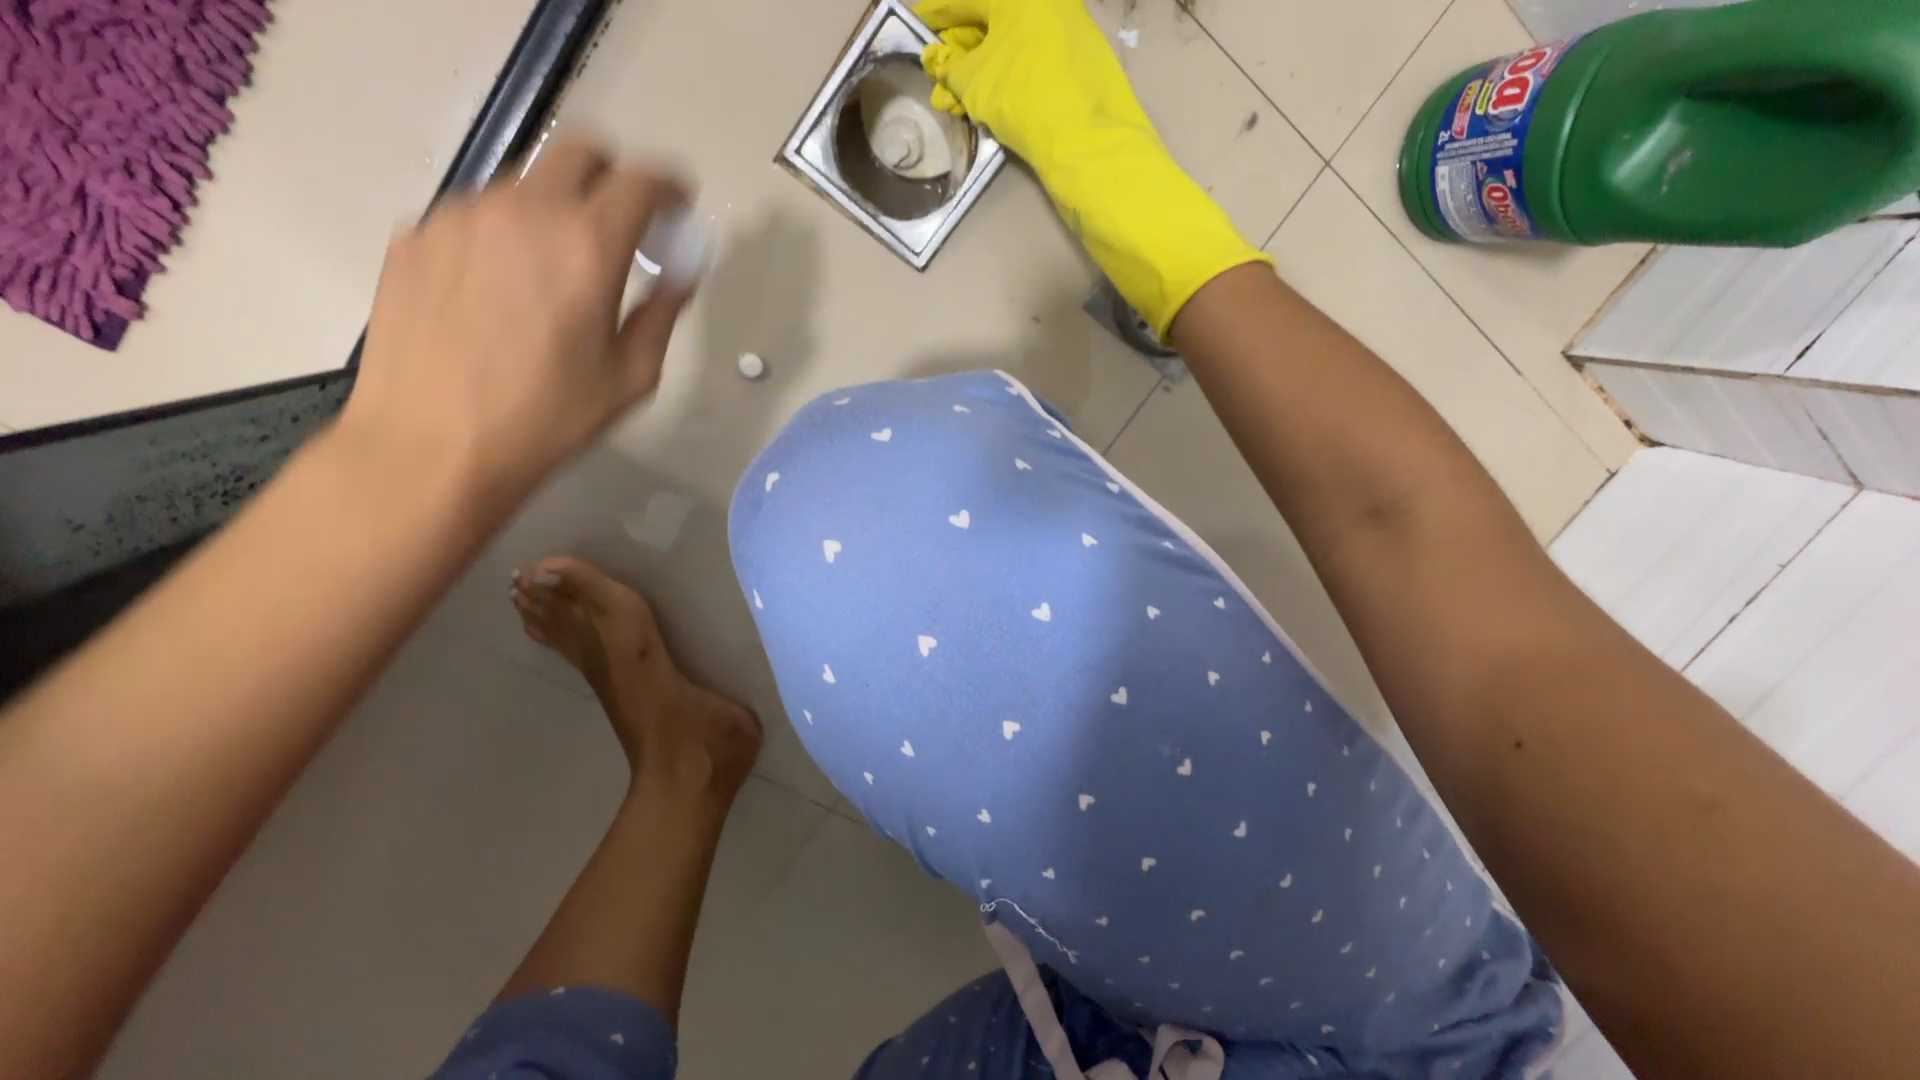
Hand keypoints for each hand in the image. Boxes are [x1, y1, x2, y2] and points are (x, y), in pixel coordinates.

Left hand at [337, 137, 693, 512]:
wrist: (431, 446)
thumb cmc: (545, 420)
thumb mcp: (630, 377)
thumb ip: (661, 312)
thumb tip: (677, 275)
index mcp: (587, 244)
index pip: (640, 181)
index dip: (668, 187)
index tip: (675, 207)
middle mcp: (523, 211)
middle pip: (577, 151)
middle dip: (612, 176)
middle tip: (621, 222)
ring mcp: (460, 216)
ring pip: (523, 184)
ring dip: (553, 208)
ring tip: (551, 270)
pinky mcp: (415, 236)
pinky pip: (475, 216)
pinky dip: (503, 235)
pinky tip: (498, 291)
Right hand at [917, 0, 1149, 166]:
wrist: (1085, 137)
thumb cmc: (1021, 96)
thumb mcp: (971, 82)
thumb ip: (950, 66)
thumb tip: (941, 62)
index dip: (938, 14)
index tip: (921, 21)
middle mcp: (1049, 1)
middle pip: (995, 19)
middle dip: (964, 46)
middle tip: (945, 67)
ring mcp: (1072, 26)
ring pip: (1016, 41)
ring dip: (986, 65)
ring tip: (964, 95)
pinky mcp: (1086, 55)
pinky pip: (1038, 55)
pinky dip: (1013, 71)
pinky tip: (998, 96)